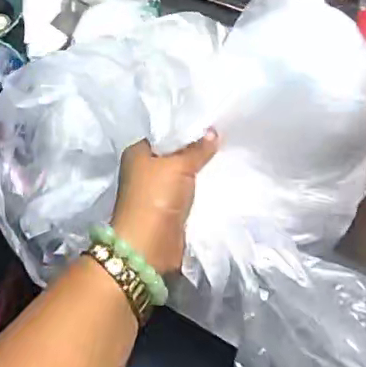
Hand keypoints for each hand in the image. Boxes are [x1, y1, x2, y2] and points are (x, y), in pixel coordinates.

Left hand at [110, 130, 219, 273]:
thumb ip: (197, 149)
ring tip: (227, 152)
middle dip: (196, 147)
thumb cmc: (156, 196)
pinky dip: (200, 186)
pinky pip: (188, 190)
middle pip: (174, 151)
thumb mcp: (178, 165)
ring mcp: (156, 189)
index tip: (210, 120)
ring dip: (200, 168)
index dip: (185, 126)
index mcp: (138, 151)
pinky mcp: (168, 207)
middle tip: (224, 135)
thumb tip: (213, 131)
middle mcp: (144, 167)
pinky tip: (221, 177)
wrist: (148, 246)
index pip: (163, 131)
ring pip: (182, 172)